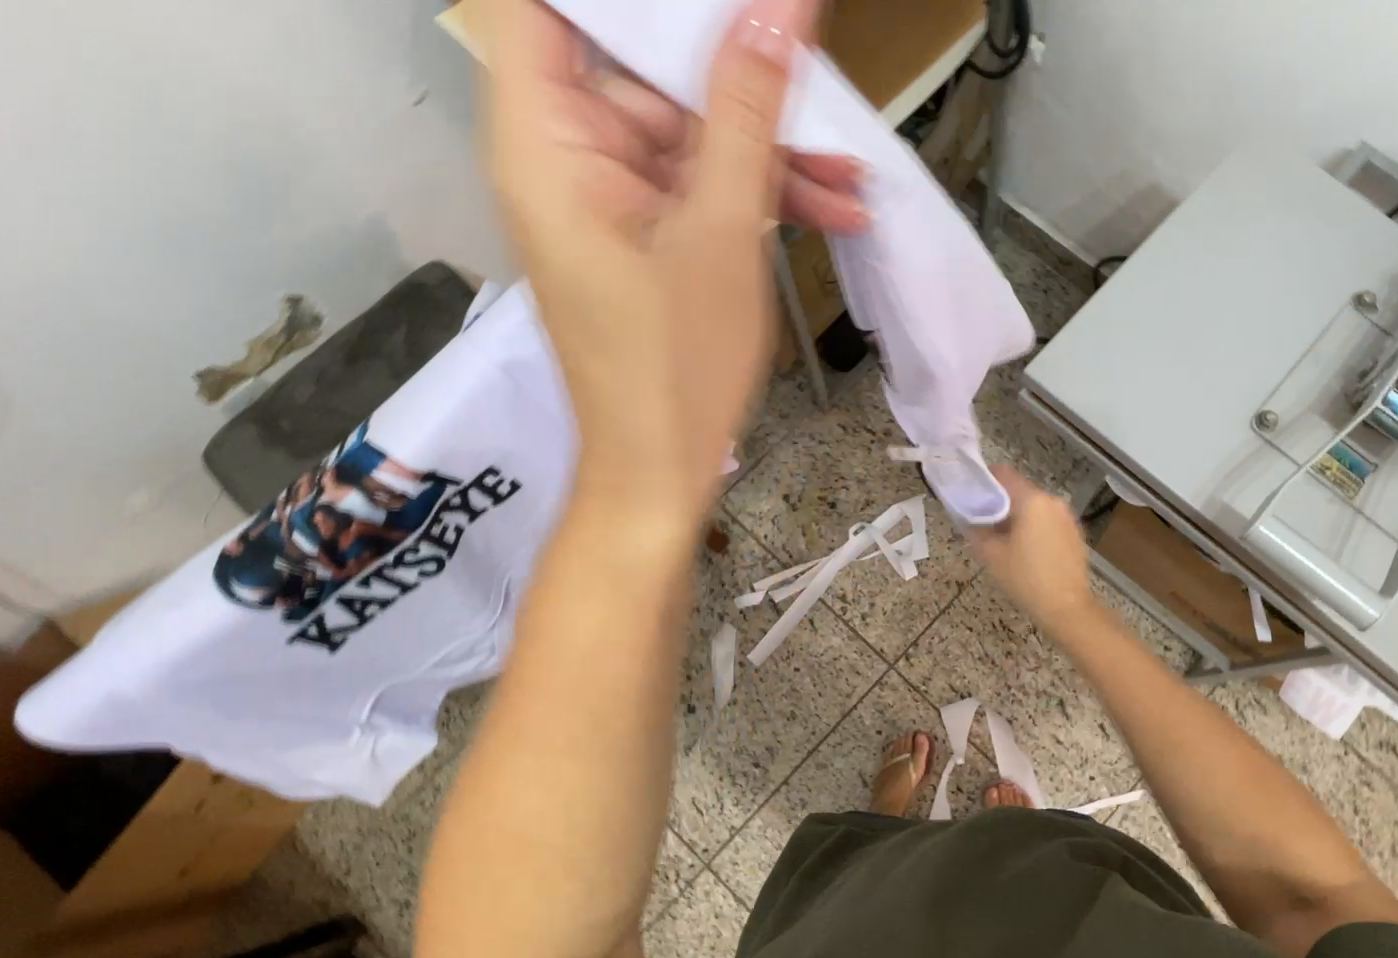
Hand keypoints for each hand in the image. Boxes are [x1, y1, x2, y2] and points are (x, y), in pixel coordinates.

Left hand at [484, 0, 862, 522]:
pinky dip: (760, 193)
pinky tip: (834, 208)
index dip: (631, 0)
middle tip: (815, 82)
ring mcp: (610, 198)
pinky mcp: (646, 235)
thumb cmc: (677, 361)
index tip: (712, 7)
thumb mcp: (720, 229)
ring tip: (853, 171)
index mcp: (545, 140)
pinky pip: (700, 186)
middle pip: (641, 66)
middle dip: (738, 76)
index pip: (548, 8)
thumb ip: (745, 109)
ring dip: (771, 149)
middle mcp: (566, 155)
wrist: (662, 471)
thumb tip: (778, 7)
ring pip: (689, 132)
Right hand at [966, 466, 1098, 629]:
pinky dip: (1036, 527)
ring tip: (1005, 540)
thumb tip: (968, 518)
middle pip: (1020, 490)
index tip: (972, 493)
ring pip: (1035, 506)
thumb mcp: (991, 555)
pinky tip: (1027, 550)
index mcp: (1032, 501)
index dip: (985, 479)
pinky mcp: (1075, 532)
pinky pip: (1049, 520)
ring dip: (1019, 516)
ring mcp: (1067, 516)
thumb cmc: (1025, 579)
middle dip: (1001, 503)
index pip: (1004, 474)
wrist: (1066, 607)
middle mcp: (1053, 501)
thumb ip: (975, 530)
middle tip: (984, 522)